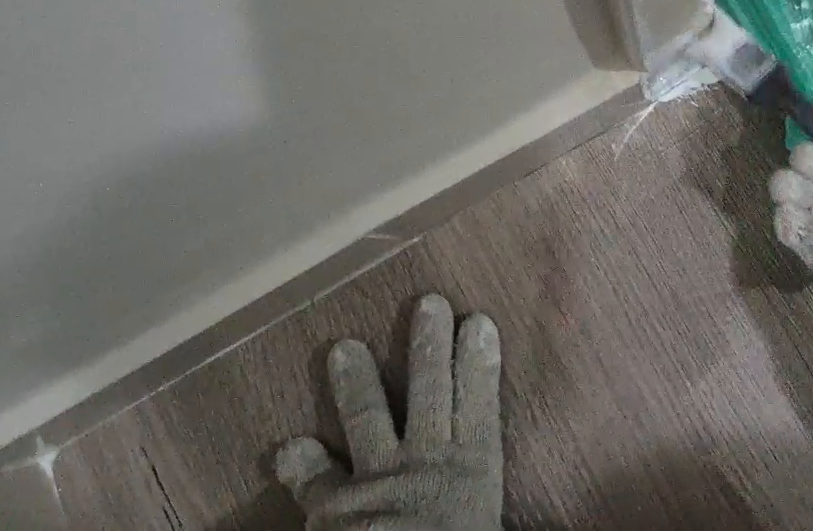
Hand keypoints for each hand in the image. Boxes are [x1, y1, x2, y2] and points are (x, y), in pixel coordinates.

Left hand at [275, 294, 502, 530]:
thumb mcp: (484, 524)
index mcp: (471, 469)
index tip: (479, 321)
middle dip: (430, 345)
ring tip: (343, 348)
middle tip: (428, 303)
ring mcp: (377, 480)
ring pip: (368, 416)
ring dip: (356, 381)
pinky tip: (286, 451)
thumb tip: (527, 488)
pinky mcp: (333, 508)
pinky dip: (301, 466)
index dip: (479, 361)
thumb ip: (481, 495)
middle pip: (429, 391)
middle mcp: (427, 461)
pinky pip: (314, 482)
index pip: (479, 403)